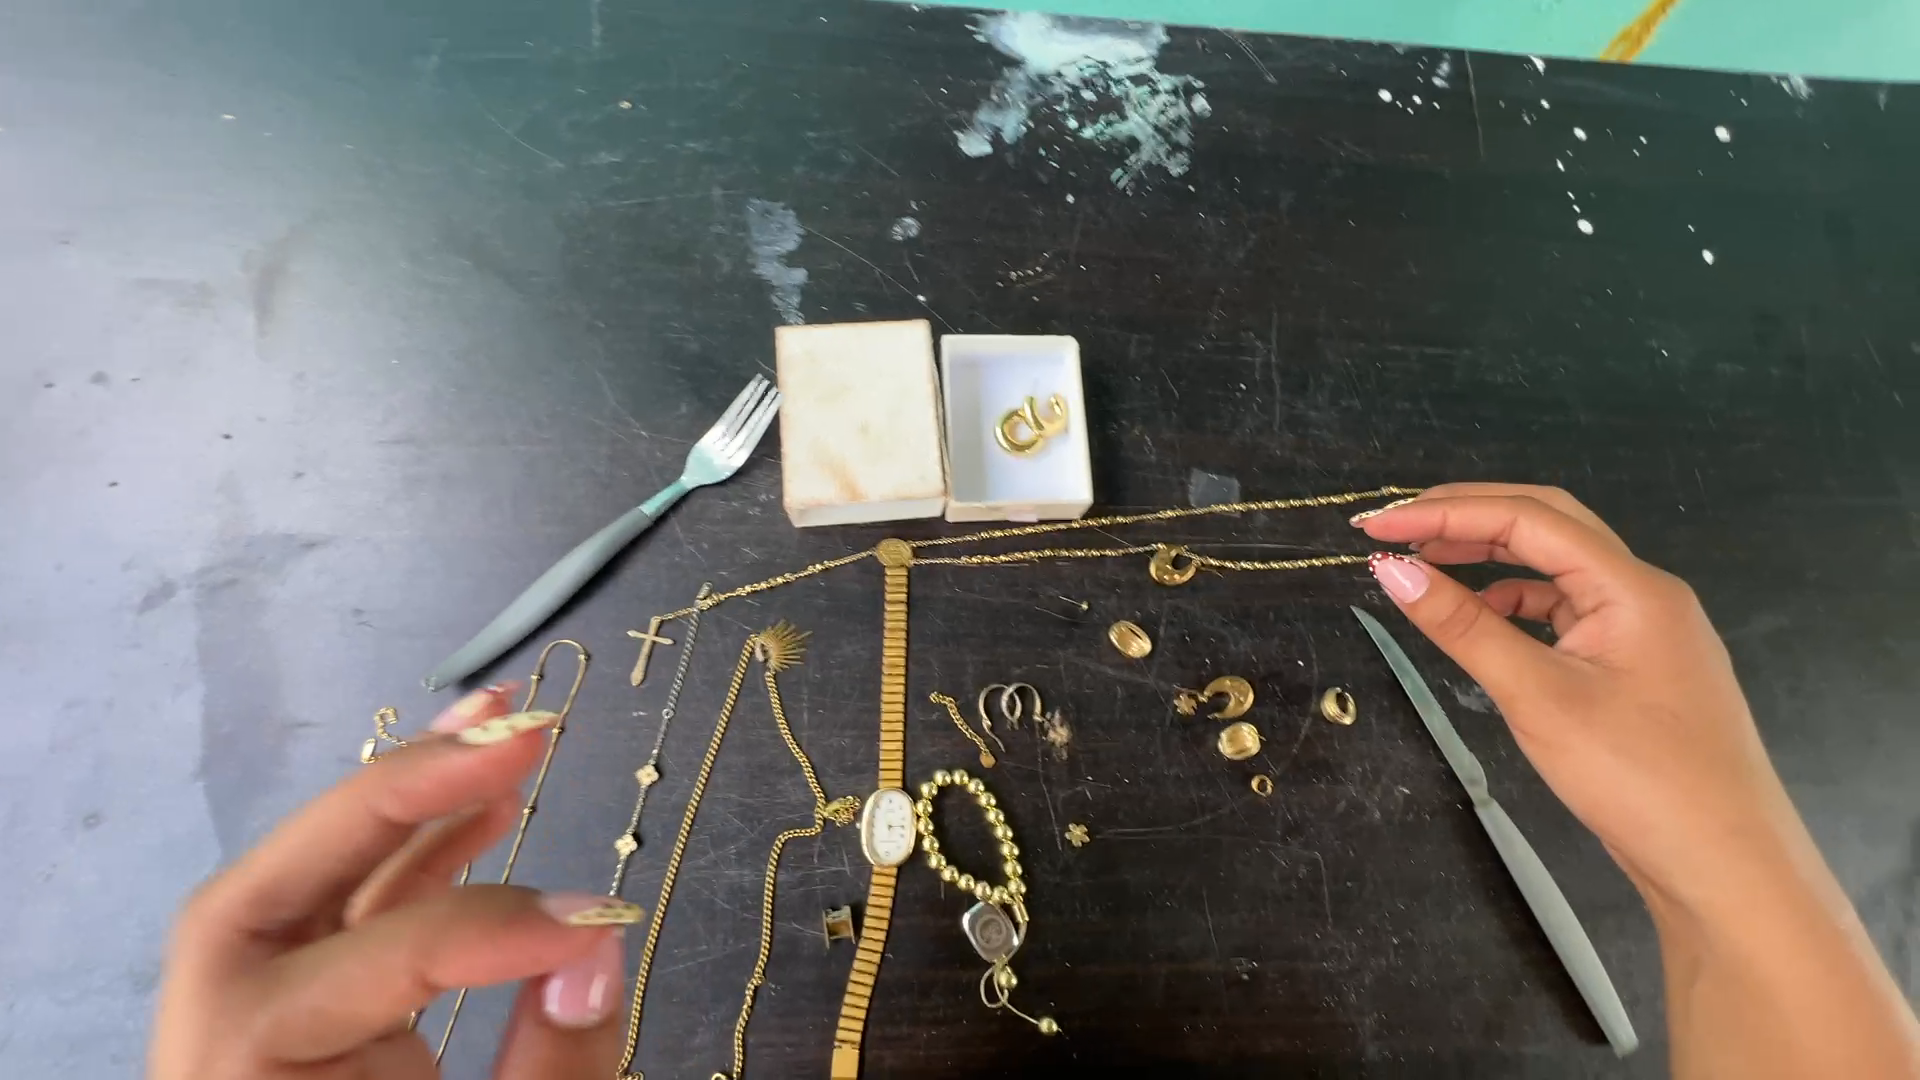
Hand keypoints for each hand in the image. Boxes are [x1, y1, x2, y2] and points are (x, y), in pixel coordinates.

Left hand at [149, 685, 636, 1079]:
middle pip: (260, 901)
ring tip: (513, 723)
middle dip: (399, 798)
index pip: (353, 980)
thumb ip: (559, 1066)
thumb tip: (601, 946)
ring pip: (308, 882)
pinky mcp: (325, 1007)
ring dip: (421, 788)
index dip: (485, 929)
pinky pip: (363, 904)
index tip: (598, 921)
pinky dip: (435, 835)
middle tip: (519, 736)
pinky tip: (503, 795)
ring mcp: (260, 1030)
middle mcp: (216, 1066)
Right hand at [1351, 484, 1804, 914]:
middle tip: (1396, 526)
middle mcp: (1640, 591)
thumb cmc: (1634, 775)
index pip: (1525, 519)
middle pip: (1546, 522)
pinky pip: (1559, 605)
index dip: (1443, 513)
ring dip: (1486, 552)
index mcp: (1630, 587)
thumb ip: (1460, 624)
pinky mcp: (1628, 659)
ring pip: (1552, 563)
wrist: (1724, 869)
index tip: (1374, 529)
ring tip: (1424, 560)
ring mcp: (1638, 626)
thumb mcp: (1534, 694)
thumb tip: (1390, 569)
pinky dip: (1508, 596)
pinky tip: (1478, 614)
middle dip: (1466, 514)